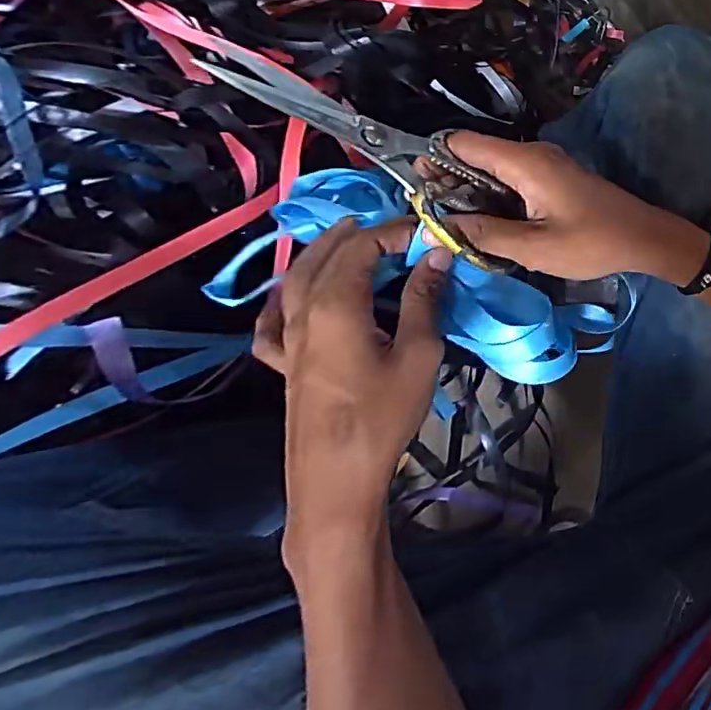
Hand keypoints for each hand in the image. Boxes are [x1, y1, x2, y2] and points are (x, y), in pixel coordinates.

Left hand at [253, 218, 449, 548]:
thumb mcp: (418, 354)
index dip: (396, 231)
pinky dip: (284, 298)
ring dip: (323, 252)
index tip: (428, 234)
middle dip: (360, 233)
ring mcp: (288, 339)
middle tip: (395, 228)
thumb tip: (436, 254)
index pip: (362, 246)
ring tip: (349, 238)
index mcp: (336, 305)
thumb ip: (425, 300)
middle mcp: (303, 313)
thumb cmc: (383, 416)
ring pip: (296, 279)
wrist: (336, 481)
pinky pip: (274, 320)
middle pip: (326, 255)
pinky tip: (291, 296)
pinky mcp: (283, 364)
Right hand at [439, 132, 708, 283]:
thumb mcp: (535, 248)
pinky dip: (494, 198)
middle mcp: (533, 155)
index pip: (463, 143)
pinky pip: (512, 181)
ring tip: (452, 226)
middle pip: (475, 156)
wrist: (645, 238)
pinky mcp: (554, 179)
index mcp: (525, 162)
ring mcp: (545, 165)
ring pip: (493, 170)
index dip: (433, 161)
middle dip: (448, 182)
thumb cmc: (593, 243)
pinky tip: (486, 225)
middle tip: (430, 217)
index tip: (415, 189)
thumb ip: (483, 235)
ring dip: (471, 194)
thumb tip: (435, 230)